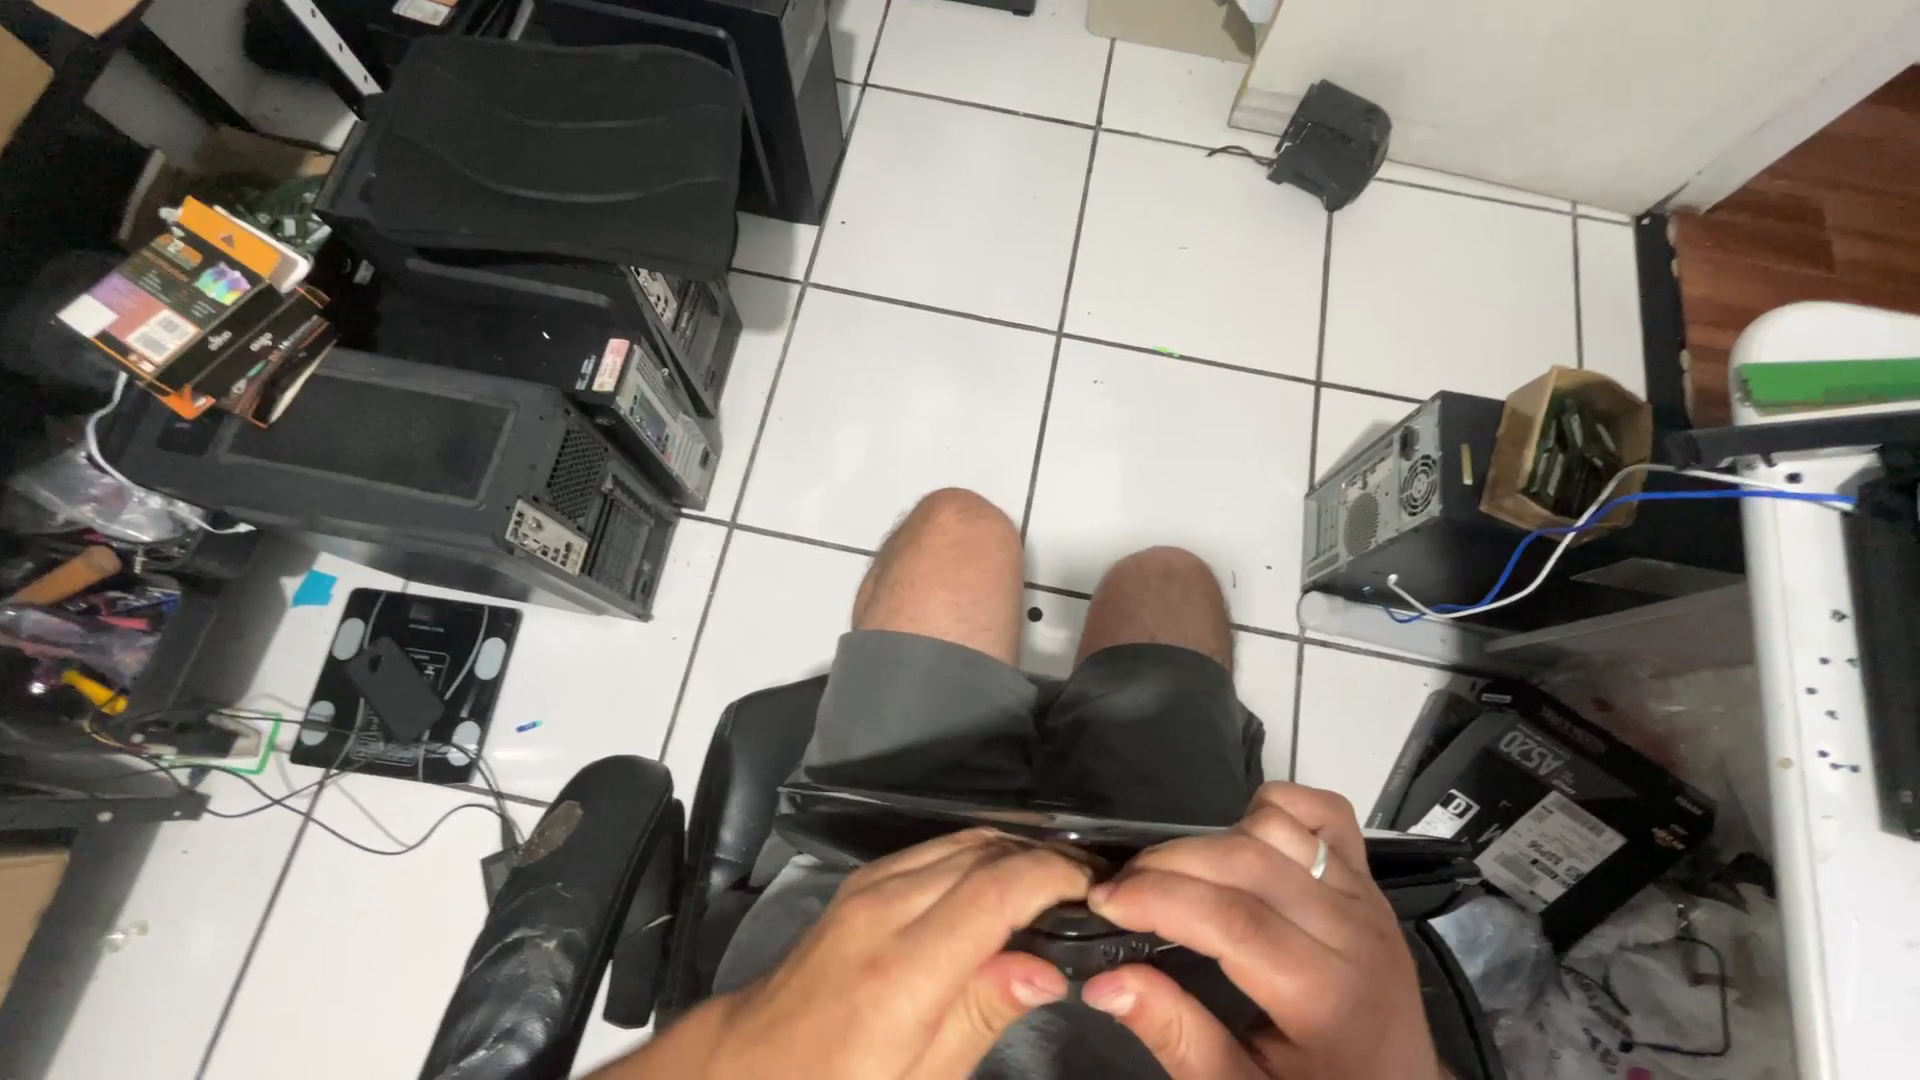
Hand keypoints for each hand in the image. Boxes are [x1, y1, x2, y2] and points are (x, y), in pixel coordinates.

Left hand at [600, 828, 1091, 1079]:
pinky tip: (1003, 877)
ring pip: (962, 840)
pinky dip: (981, 852)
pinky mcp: (863, 880)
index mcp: (903, 969)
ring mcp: (870, 885)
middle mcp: (886, 907)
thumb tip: (1049, 969)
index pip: (995, 890)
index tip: (1096, 890)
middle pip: (983, 852)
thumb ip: (981, 1015)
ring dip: (1015, 850)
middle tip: (1090, 887)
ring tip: (1057, 880)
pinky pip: (936, 847)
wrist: (752, 1061)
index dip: (1054, 877)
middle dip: (1044, 859)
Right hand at [1080, 783, 1443, 1079]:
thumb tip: (1103, 981)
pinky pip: (1323, 813)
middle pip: (1246, 863)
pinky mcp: (1368, 880)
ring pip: (1276, 828)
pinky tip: (1240, 839)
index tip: (1101, 901)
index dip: (1158, 898)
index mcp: (1329, 997)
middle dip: (1166, 865)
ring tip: (1174, 878)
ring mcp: (1366, 897)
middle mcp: (1354, 933)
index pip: (1233, 920)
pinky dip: (1274, 810)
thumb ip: (1176, 1036)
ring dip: (1210, 841)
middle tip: (1118, 891)